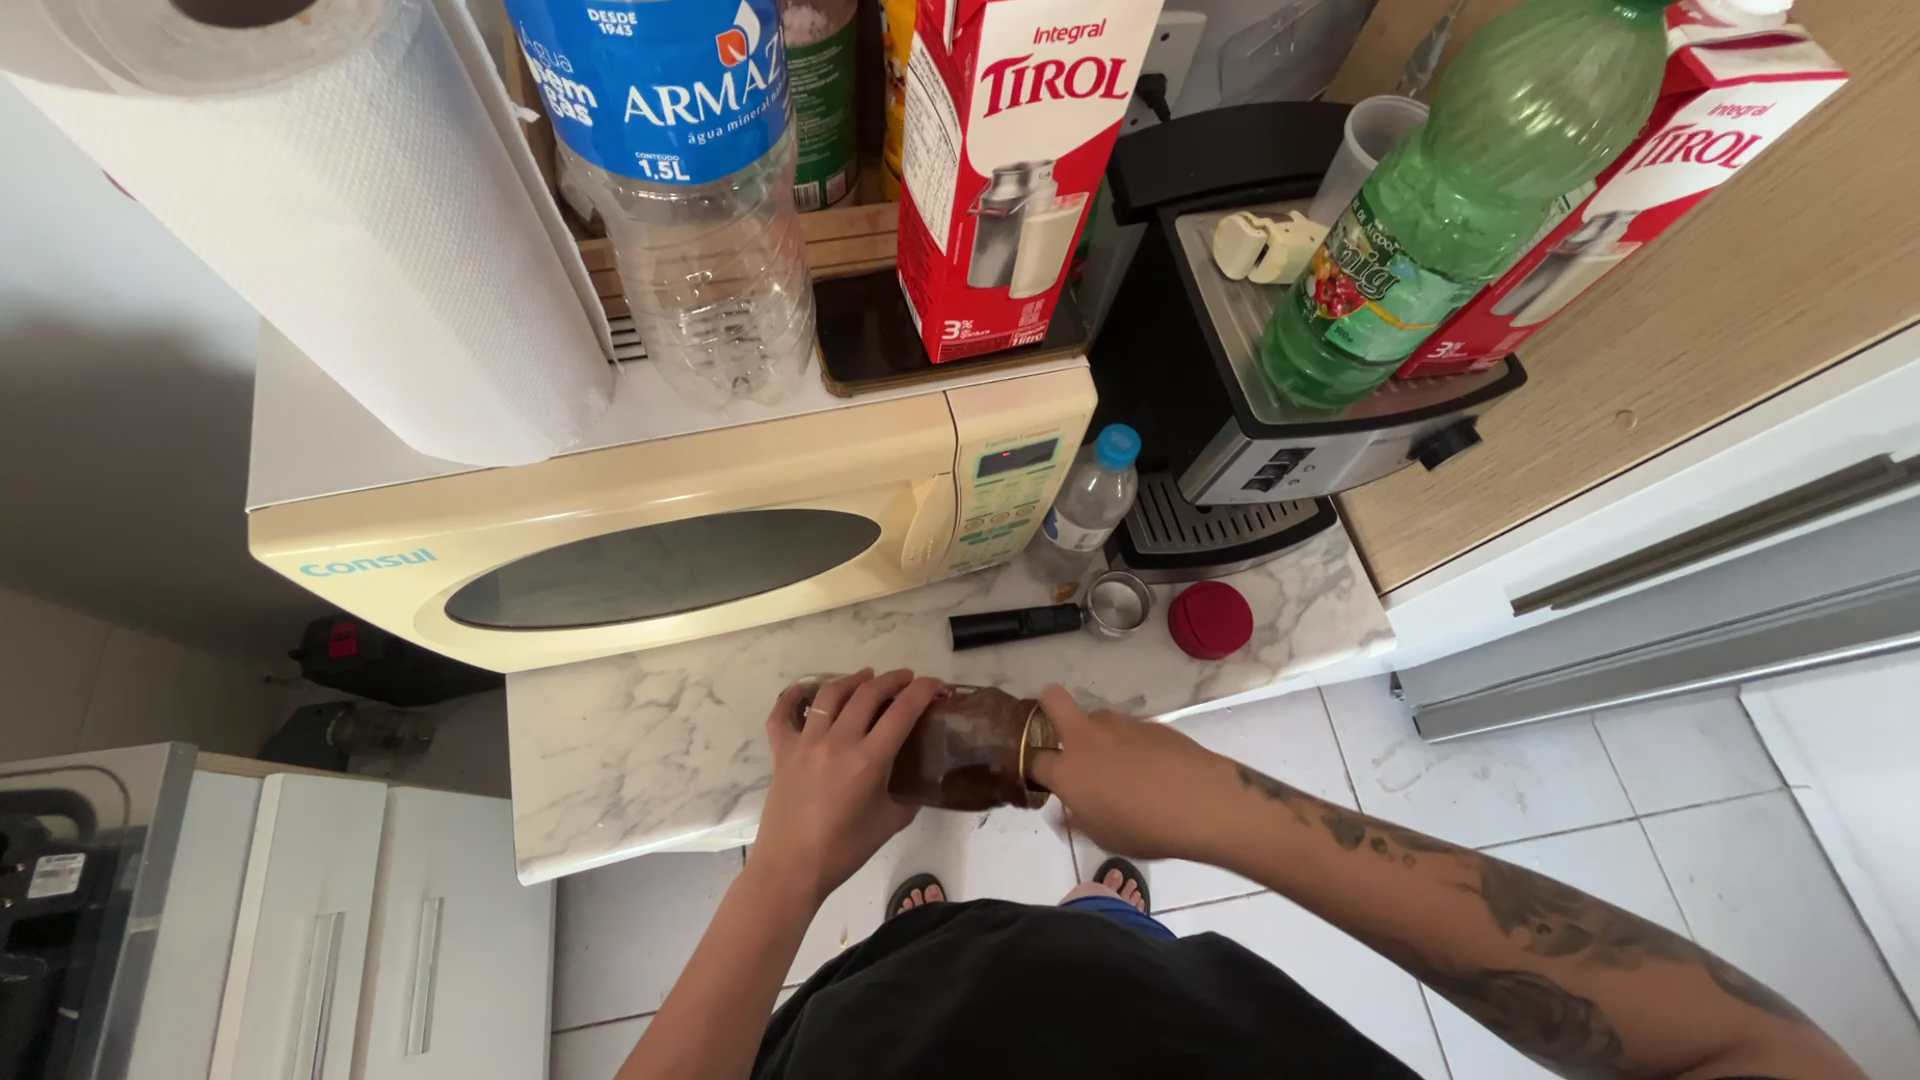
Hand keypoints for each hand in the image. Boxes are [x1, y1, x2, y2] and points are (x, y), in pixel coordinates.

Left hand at [750, 669, 943, 905]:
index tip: (935, 684)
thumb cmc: (844, 850)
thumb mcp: (890, 822)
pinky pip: (782, 716)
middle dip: (893, 680)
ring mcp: (806, 743)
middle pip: (869, 693)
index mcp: (869, 760)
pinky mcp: (782, 752)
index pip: (903, 711)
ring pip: (830, 695)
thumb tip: (918, 781)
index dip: (923, 691)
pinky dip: (791, 698)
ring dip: (853, 680)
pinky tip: (802, 690)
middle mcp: (838, 742)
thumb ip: (909, 796)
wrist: (791, 869)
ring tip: (867, 676)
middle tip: (906, 679)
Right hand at [1027, 686, 1243, 862]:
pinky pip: (1128, 729)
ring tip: (1121, 766)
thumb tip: (1062, 814)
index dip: (1035, 768)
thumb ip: (1078, 820)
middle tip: (1063, 736)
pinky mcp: (1149, 722)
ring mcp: (1118, 724)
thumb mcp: (1104, 837)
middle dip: (1048, 708)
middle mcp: (1086, 738)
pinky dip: (1132, 744)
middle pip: (1052, 700)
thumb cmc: (1144, 829)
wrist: (1201, 801)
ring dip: (1098, 734)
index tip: (1045, 779)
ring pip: (1096, 717)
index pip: (1033, 759)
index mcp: (1067, 770)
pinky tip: (1152, 768)